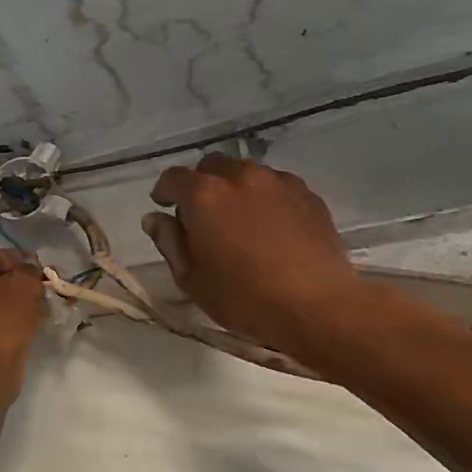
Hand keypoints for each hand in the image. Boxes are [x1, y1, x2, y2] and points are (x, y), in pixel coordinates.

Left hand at [0, 248, 45, 365]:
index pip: (0, 254)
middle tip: (45, 290)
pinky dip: (16, 322)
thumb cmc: (5, 318)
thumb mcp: (25, 283)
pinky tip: (31, 328)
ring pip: (1, 302)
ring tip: (42, 310)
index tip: (45, 272)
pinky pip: (0, 322)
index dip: (24, 259)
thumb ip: (29, 269)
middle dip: (24, 282)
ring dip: (22, 304)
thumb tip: (28, 269)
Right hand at [143, 155, 363, 352]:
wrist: (316, 305)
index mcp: (205, 195)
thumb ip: (169, 242)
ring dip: (235, 188)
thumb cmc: (245, 299)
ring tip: (241, 220)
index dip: (165, 191)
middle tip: (204, 216)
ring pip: (246, 172)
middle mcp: (240, 176)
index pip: (173, 177)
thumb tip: (154, 218)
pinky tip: (272, 226)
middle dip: (201, 185)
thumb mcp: (193, 280)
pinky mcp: (307, 193)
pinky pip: (276, 185)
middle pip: (212, 166)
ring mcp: (278, 181)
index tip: (165, 207)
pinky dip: (265, 197)